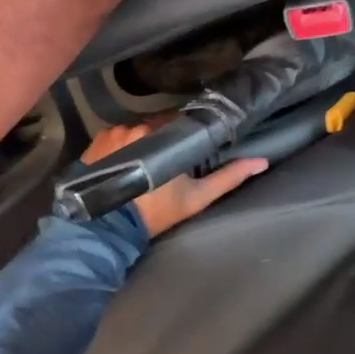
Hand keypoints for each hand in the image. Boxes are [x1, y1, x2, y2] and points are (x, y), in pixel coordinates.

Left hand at [80, 123, 267, 237]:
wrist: (107, 231)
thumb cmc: (156, 212)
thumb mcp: (197, 197)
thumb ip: (228, 177)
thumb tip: (261, 161)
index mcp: (162, 133)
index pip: (178, 121)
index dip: (184, 134)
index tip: (187, 147)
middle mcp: (135, 126)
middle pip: (154, 126)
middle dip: (161, 140)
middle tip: (166, 162)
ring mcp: (111, 134)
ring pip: (133, 132)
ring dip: (139, 143)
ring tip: (143, 166)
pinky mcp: (93, 145)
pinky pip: (113, 139)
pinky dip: (120, 149)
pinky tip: (124, 166)